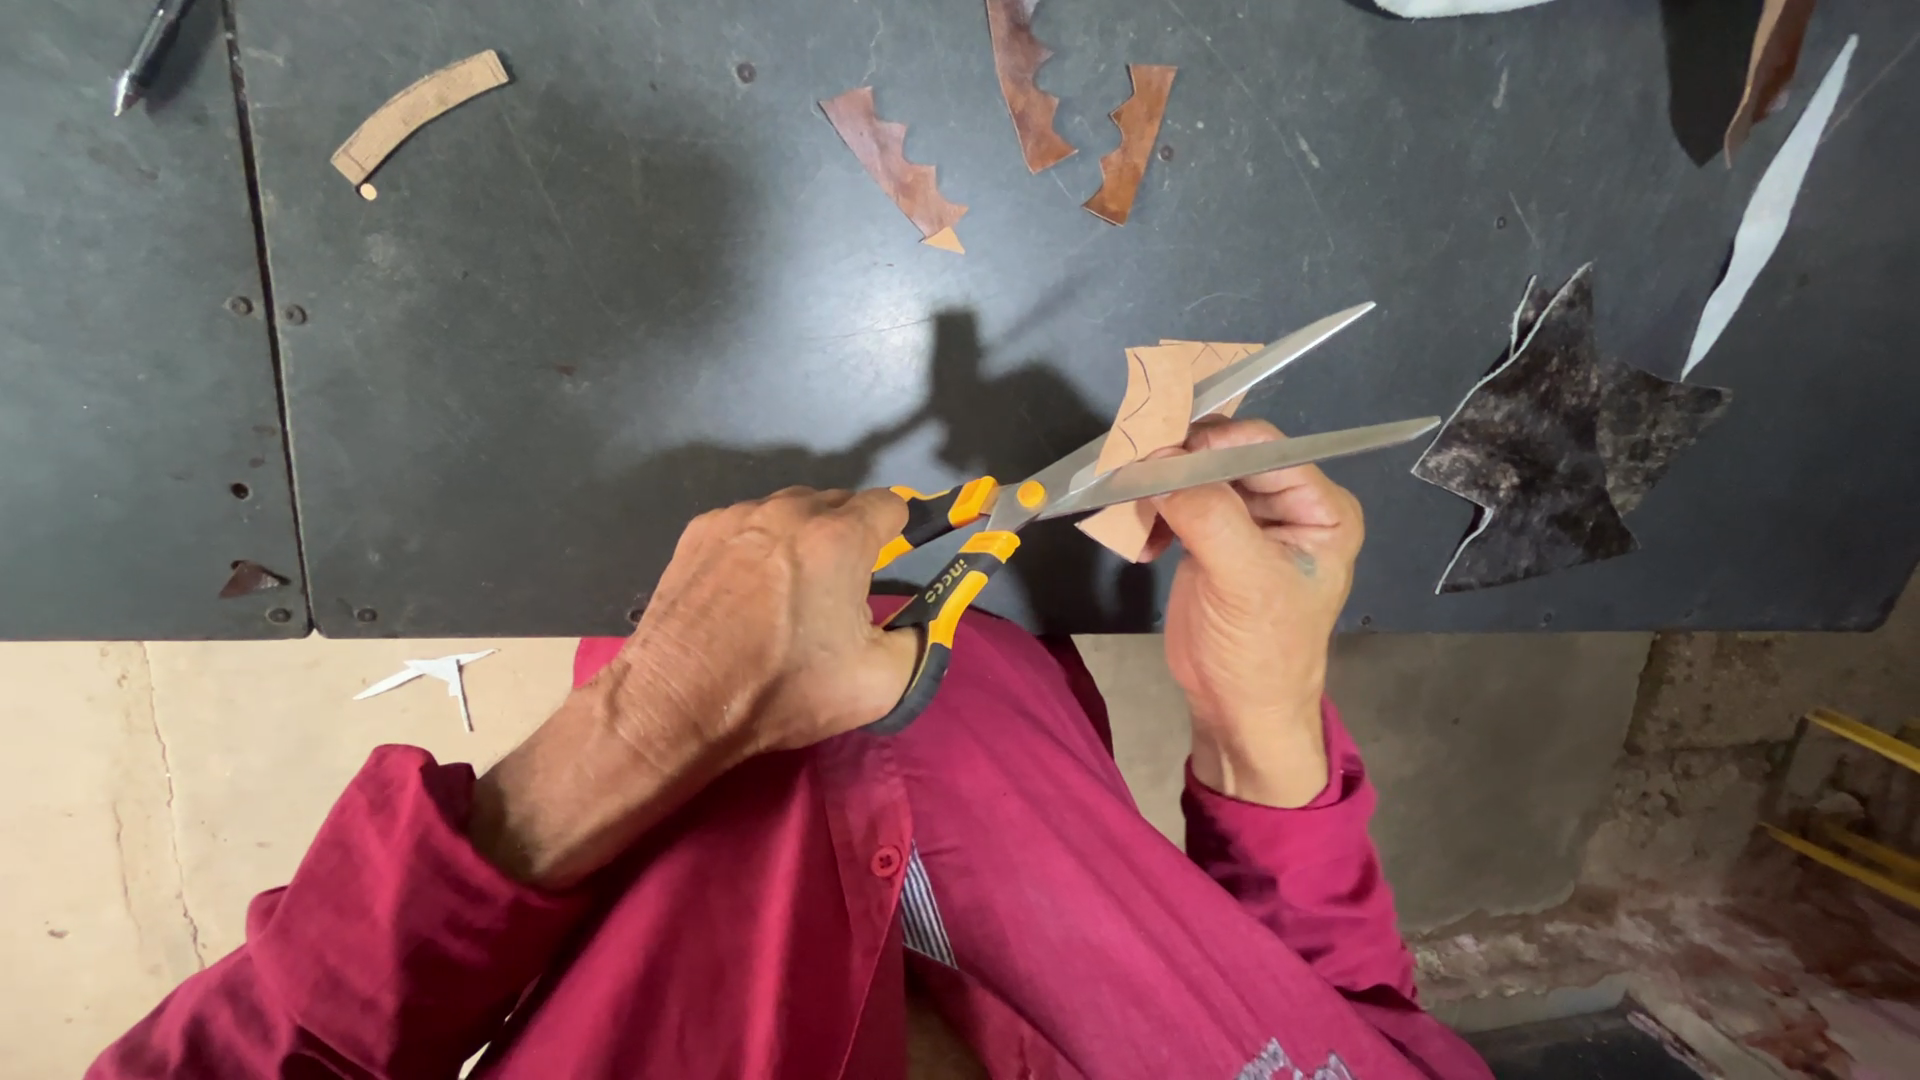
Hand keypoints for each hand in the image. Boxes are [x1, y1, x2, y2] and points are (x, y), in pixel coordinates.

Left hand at [607, 486, 917, 756]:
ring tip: (789, 588)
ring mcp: (739, 516)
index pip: (890, 503)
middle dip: (850, 534)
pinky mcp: (700, 529)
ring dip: (804, 535)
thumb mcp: (879, 683)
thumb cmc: (783, 691)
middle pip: (840, 502)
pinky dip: (759, 543)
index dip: (897, 530)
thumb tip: (923, 621)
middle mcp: (789, 511)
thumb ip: (921, 641)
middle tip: (840, 587)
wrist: (677, 704)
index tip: (888, 560)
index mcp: (840, 538)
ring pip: (792, 509)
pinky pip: (749, 522)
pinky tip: (745, 589)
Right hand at [1145, 418, 1363, 807]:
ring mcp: (1246, 520)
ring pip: (1195, 477)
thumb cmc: (1261, 650)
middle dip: (1178, 465)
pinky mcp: (1210, 537)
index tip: (1159, 454)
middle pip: (1225, 456)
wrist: (1237, 709)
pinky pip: (1177, 504)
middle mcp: (1287, 504)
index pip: (1263, 448)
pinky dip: (1153, 514)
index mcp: (1320, 508)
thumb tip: (1158, 464)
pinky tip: (1143, 544)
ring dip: (1160, 490)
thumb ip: (1209, 515)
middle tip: (1134, 475)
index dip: (1212, 443)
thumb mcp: (1244, 580)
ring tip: (1135, 514)